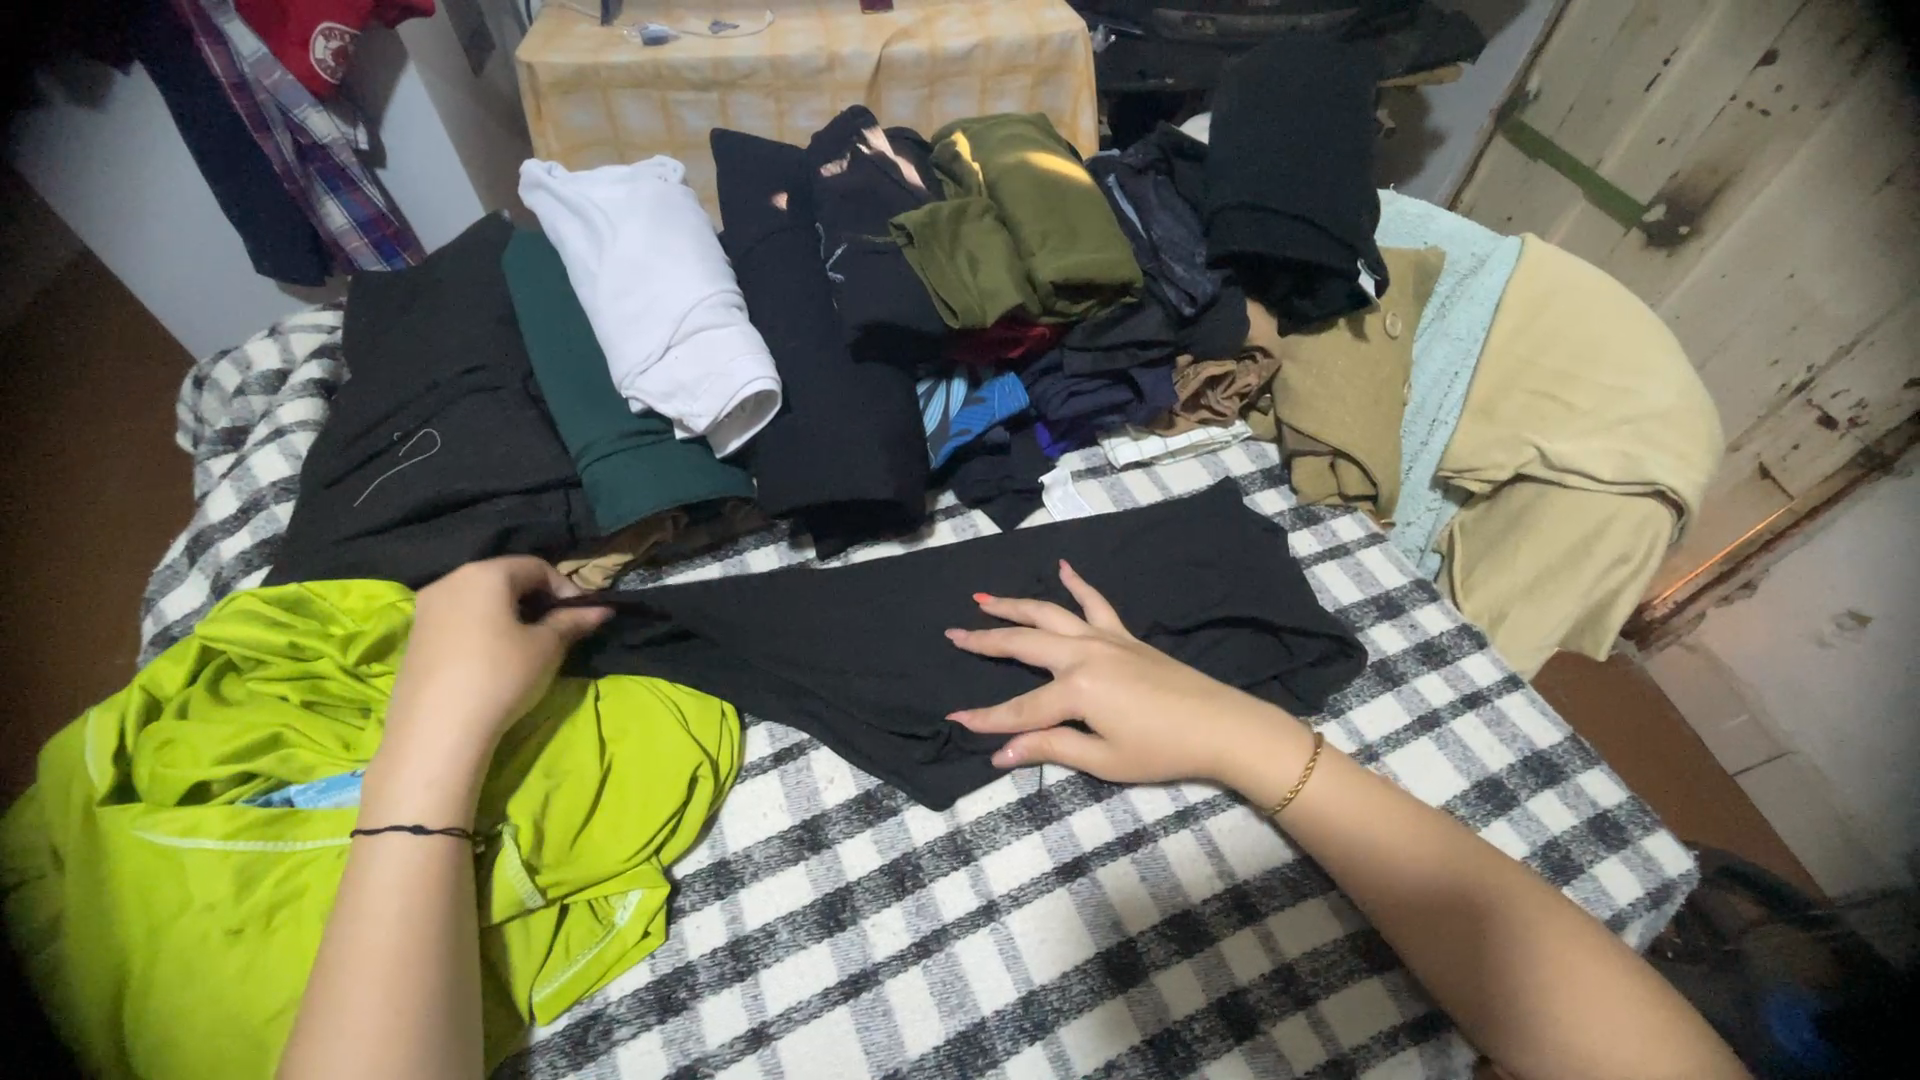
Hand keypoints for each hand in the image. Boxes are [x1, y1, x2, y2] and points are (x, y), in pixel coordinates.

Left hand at [383, 557, 610, 763]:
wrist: (438, 730)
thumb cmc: (502, 675)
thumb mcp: (547, 647)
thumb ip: (573, 621)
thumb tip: (602, 610)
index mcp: (484, 574)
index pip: (535, 566)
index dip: (565, 587)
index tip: (580, 614)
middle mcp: (449, 581)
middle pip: (503, 578)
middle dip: (535, 598)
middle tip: (557, 627)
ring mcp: (425, 609)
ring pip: (479, 599)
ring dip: (508, 613)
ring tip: (527, 643)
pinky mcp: (414, 638)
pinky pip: (458, 619)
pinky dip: (483, 627)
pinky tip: (494, 657)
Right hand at [945, 561, 1309, 790]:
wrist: (1222, 726)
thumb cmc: (1162, 750)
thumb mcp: (1103, 760)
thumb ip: (1050, 748)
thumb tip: (1001, 753)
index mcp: (1076, 690)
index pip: (1020, 709)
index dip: (987, 719)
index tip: (954, 721)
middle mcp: (1084, 654)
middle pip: (1023, 645)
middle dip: (985, 640)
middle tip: (953, 633)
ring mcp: (1105, 639)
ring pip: (1050, 614)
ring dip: (1015, 605)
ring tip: (984, 598)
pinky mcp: (1124, 635)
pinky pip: (1096, 602)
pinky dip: (1078, 584)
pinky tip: (1064, 567)